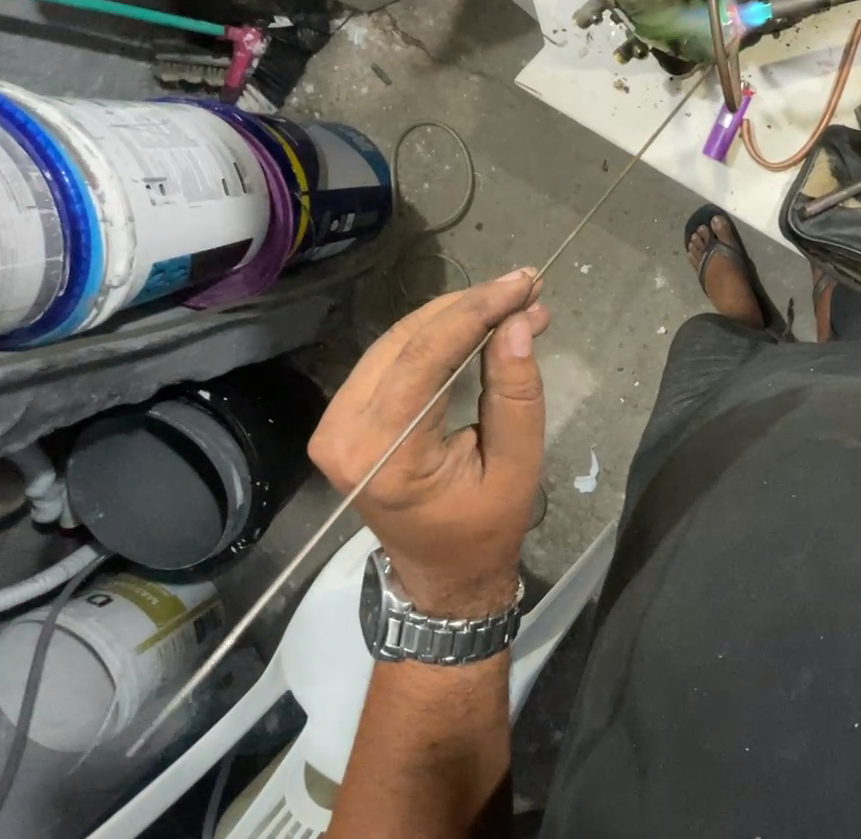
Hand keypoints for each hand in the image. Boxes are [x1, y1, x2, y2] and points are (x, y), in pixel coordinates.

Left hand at [309, 269, 549, 614]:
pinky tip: (476, 322)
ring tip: (510, 300)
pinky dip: (436, 335)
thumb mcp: (517, 466)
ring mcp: (335, 424)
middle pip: (408, 340)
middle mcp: (343, 432)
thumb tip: (519, 323)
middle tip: (525, 287)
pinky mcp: (343, 418)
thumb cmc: (486, 528)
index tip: (524, 284)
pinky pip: (391, 358)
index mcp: (384, 455)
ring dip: (455, 315)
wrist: (444, 574)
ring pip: (397, 341)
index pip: (427, 357)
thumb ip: (516, 394)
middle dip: (471, 306)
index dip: (478, 311)